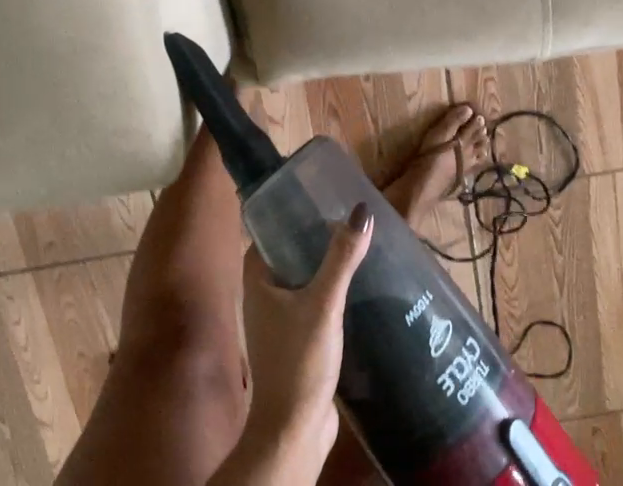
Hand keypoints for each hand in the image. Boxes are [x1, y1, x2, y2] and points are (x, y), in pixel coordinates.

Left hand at [212, 202, 372, 485]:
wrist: (294, 429)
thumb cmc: (299, 361)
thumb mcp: (323, 303)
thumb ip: (341, 258)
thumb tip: (361, 210)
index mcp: (258, 279)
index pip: (271, 230)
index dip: (293, 209)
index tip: (323, 192)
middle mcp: (265, 294)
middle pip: (292, 251)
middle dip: (319, 234)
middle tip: (353, 214)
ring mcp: (282, 319)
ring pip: (307, 277)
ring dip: (330, 263)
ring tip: (364, 243)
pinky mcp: (302, 339)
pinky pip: (318, 301)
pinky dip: (336, 290)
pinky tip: (364, 285)